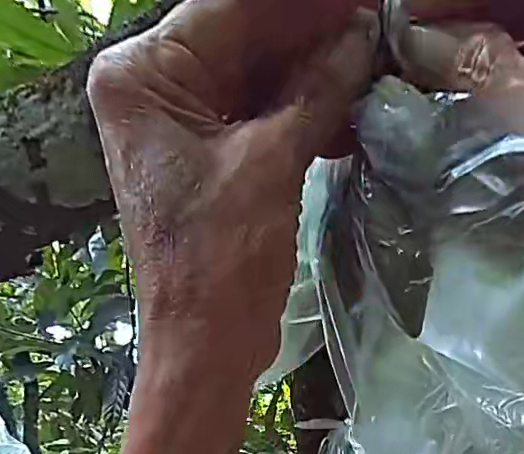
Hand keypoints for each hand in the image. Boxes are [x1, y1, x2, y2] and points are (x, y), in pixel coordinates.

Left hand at [89, 0, 377, 453]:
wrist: (206, 350)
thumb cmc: (222, 265)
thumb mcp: (269, 168)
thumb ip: (313, 93)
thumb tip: (363, 36)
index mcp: (144, 77)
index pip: (233, 10)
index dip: (305, 5)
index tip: (363, 2)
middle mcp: (155, 93)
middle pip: (245, 42)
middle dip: (314, 38)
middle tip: (379, 31)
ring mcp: (184, 132)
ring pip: (259, 84)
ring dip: (316, 80)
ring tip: (376, 69)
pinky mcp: (212, 167)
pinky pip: (262, 124)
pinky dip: (304, 120)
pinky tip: (350, 114)